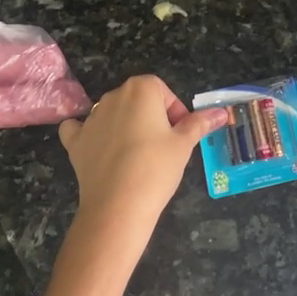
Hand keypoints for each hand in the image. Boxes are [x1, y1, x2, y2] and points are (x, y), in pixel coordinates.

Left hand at [58, 75, 226, 230]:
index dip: (174, 112)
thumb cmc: (156, 168)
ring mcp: (91, 118)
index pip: (162, 91)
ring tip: (138, 157)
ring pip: (113, 113)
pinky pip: (80, 129)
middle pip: (138, 100)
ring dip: (125, 126)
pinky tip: (98, 148)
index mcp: (141, 89)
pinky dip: (88, 134)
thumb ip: (200, 123)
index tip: (180, 135)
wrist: (117, 206)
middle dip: (151, 118)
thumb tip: (221, 112)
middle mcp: (113, 96)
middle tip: (163, 148)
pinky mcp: (75, 141)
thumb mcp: (184, 145)